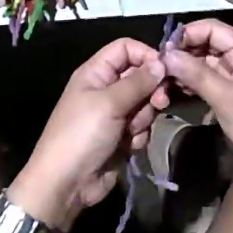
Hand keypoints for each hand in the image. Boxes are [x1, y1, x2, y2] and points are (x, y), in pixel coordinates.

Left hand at [12, 39, 168, 227]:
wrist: (66, 183)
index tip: (166, 69)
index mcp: (95, 72)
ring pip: (144, 103)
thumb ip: (137, 82)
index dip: (146, 55)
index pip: (125, 48)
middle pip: (140, 76)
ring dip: (143, 117)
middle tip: (160, 102)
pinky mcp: (121, 136)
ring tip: (131, 131)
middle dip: (151, 90)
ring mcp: (113, 113)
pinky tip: (128, 147)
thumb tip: (162, 62)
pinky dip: (138, 135)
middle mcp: (105, 88)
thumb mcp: (109, 103)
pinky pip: (141, 126)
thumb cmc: (82, 134)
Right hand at [160, 19, 232, 171]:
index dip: (188, 33)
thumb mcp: (225, 98)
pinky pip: (210, 77)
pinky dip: (194, 81)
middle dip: (184, 51)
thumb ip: (196, 73)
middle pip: (209, 42)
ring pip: (206, 61)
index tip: (164, 50)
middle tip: (161, 67)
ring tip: (165, 80)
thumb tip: (166, 55)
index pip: (213, 28)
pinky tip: (177, 90)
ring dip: (187, 68)